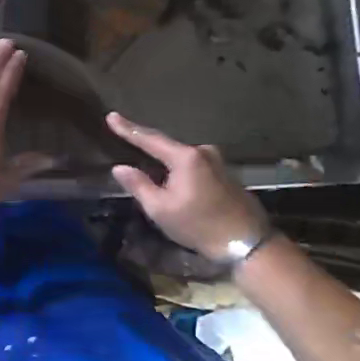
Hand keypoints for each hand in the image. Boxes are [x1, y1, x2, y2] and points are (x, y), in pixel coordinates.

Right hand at [107, 113, 268, 261]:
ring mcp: (216, 161)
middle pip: (166, 144)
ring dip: (162, 156)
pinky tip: (168, 173)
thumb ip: (139, 185)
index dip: (128, 128)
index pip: (149, 139)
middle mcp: (202, 152)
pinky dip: (176, 166)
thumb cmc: (199, 225)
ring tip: (142, 155)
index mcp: (185, 157)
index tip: (111, 116)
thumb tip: (119, 167)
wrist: (248, 244)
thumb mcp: (161, 209)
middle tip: (123, 133)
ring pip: (179, 155)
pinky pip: (191, 163)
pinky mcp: (224, 173)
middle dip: (145, 141)